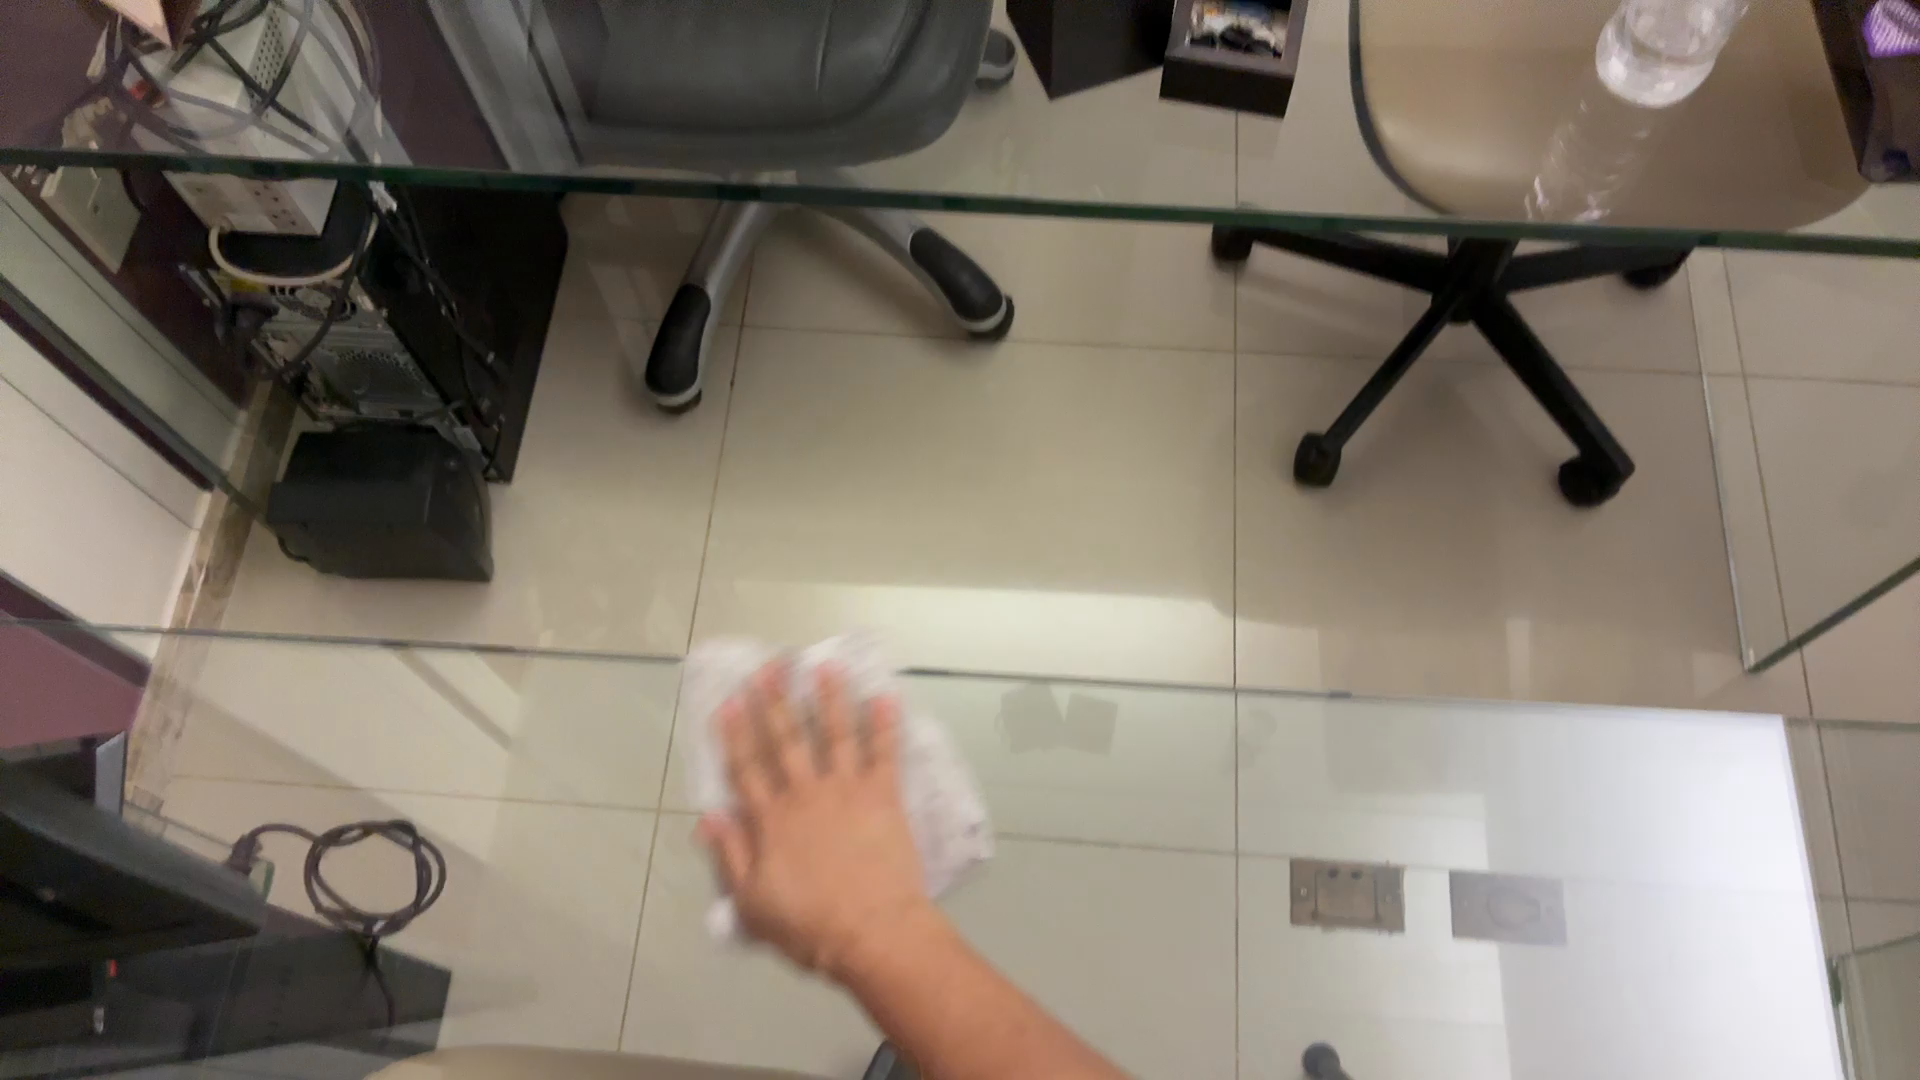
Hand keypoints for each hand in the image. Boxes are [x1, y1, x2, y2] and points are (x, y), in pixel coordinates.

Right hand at [696, 663, 935, 979]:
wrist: (871, 931)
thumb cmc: (809, 924)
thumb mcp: (752, 903)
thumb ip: (729, 855)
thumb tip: (707, 816)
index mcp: (772, 820)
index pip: (747, 768)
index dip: (738, 733)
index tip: (733, 700)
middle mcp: (806, 794)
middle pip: (787, 740)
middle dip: (778, 700)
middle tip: (772, 666)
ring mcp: (846, 790)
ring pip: (835, 735)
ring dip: (830, 699)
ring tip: (826, 666)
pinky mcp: (882, 794)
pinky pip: (884, 752)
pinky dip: (884, 724)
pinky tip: (885, 696)